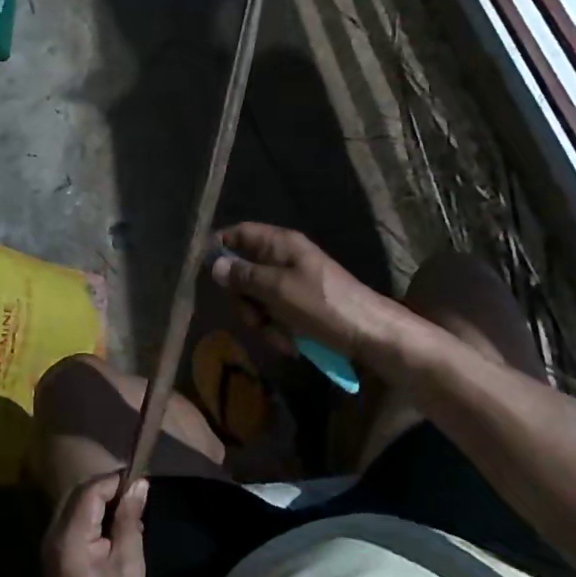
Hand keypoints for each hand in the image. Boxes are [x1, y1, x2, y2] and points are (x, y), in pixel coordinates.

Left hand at [42, 471, 147, 576]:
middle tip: (136, 493)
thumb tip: (139, 484)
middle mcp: (54, 533)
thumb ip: (130, 520)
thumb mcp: (128, 565)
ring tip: (127, 508)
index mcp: (71, 537)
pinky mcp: (53, 550)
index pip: (91, 490)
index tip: (140, 481)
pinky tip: (111, 524)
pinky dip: (91, 512)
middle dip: (107, 486)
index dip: (115, 480)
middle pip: (79, 492)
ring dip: (100, 498)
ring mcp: (50, 541)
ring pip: (74, 502)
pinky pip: (71, 517)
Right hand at [210, 223, 408, 362]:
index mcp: (280, 244)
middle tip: (254, 318)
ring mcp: (292, 282)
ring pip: (257, 298)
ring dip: (262, 320)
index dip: (220, 248)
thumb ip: (243, 276)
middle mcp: (284, 258)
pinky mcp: (300, 305)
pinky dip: (278, 329)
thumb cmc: (322, 305)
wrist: (369, 333)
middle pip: (244, 271)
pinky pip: (275, 313)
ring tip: (279, 336)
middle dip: (244, 299)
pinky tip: (291, 343)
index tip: (206, 274)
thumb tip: (215, 264)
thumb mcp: (277, 289)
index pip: (238, 233)